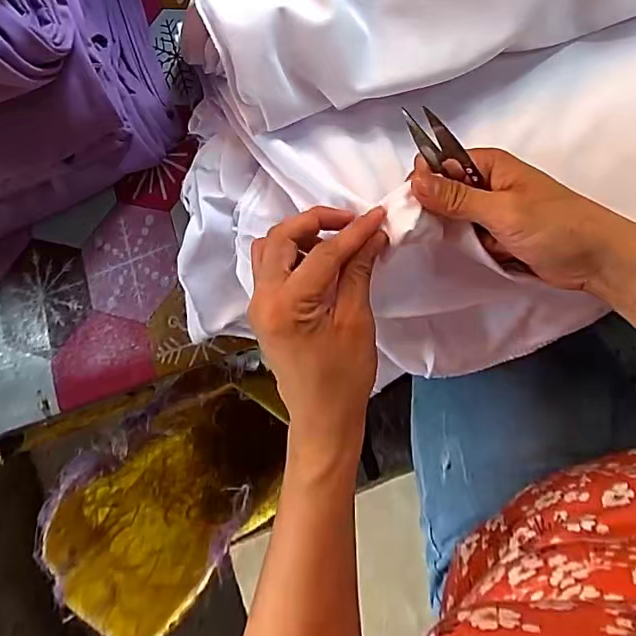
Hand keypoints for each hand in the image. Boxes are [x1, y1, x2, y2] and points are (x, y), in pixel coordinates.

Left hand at [248, 206, 389, 461]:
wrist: (321, 418)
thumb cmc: (344, 378)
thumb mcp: (356, 322)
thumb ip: (358, 272)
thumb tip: (372, 235)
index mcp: (287, 304)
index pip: (322, 252)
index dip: (353, 231)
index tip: (377, 216)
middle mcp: (263, 298)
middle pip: (281, 237)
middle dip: (316, 221)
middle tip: (351, 222)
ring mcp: (258, 302)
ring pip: (269, 247)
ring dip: (299, 234)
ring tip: (334, 238)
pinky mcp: (262, 308)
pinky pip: (269, 265)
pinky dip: (291, 252)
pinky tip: (318, 258)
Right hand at [410, 148, 635, 293]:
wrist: (599, 261)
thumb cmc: (558, 226)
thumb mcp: (502, 211)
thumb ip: (456, 198)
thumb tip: (416, 180)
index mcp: (488, 164)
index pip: (439, 163)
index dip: (423, 180)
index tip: (413, 203)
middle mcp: (486, 182)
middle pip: (441, 189)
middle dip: (434, 208)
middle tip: (432, 227)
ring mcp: (490, 209)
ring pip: (451, 215)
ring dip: (450, 229)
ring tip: (455, 241)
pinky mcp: (494, 233)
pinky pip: (465, 234)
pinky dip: (463, 243)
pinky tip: (465, 250)